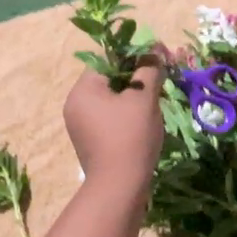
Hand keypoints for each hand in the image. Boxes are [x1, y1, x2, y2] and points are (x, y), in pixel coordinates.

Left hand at [64, 65, 163, 190]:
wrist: (119, 186)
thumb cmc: (131, 137)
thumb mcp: (144, 98)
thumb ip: (150, 68)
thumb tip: (155, 49)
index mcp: (83, 90)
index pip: (107, 58)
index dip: (133, 53)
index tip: (157, 57)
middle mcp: (75, 103)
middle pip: (108, 77)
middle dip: (135, 74)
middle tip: (160, 77)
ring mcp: (80, 123)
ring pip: (110, 97)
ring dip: (133, 93)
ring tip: (156, 98)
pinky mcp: (89, 139)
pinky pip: (108, 115)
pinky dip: (126, 111)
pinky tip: (145, 118)